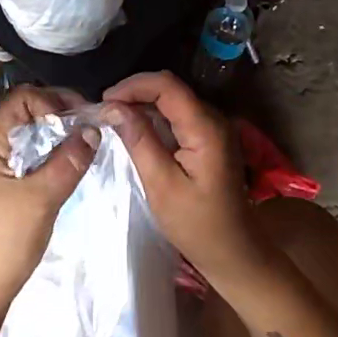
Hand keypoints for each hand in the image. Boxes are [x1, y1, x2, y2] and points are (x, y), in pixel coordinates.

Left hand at [0, 86, 96, 321]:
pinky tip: (76, 168)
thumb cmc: (4, 242)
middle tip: (92, 129)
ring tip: (89, 146)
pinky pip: (39, 158)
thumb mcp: (40, 199)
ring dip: (63, 136)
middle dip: (62, 113)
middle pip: (30, 113)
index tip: (79, 119)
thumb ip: (67, 162)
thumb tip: (93, 130)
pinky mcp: (14, 190)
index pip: (22, 98)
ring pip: (37, 137)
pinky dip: (59, 155)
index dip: (51, 99)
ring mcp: (4, 171)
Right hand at [102, 72, 267, 284]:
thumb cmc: (197, 225)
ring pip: (173, 100)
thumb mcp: (162, 186)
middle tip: (104, 112)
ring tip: (114, 121)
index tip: (104, 102)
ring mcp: (214, 128)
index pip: (167, 86)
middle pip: (171, 89)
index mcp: (205, 128)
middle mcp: (214, 119)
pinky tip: (136, 131)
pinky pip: (179, 116)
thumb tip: (114, 107)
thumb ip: (140, 141)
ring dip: (143, 104)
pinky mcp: (209, 139)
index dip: (133, 85)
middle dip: (135, 93)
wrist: (233, 251)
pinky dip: (155, 118)